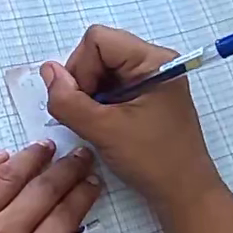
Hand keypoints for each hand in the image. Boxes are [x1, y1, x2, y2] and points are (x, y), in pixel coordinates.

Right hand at [42, 25, 222, 205]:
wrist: (184, 193)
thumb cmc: (153, 160)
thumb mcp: (103, 130)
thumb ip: (69, 100)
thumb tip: (48, 71)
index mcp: (152, 60)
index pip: (97, 39)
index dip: (80, 67)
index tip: (83, 102)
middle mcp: (153, 61)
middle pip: (98, 50)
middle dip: (83, 80)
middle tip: (88, 114)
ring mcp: (150, 77)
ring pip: (101, 67)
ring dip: (89, 92)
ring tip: (97, 121)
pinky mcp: (146, 93)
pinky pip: (110, 83)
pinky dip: (98, 100)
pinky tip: (104, 123)